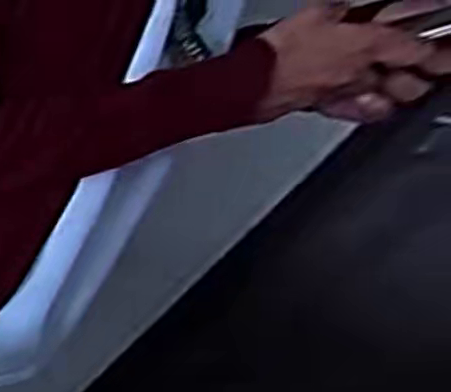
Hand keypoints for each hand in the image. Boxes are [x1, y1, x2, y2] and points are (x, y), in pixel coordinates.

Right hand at [257, 0, 445, 122]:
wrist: (233, 87)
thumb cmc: (273, 53)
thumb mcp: (317, 13)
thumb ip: (342, 9)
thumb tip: (347, 8)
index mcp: (369, 46)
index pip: (421, 49)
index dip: (439, 48)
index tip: (445, 47)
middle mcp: (357, 74)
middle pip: (409, 82)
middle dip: (426, 77)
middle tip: (438, 71)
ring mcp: (332, 96)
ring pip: (379, 103)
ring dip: (395, 99)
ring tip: (406, 95)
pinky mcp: (306, 110)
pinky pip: (345, 111)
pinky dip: (360, 111)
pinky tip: (368, 111)